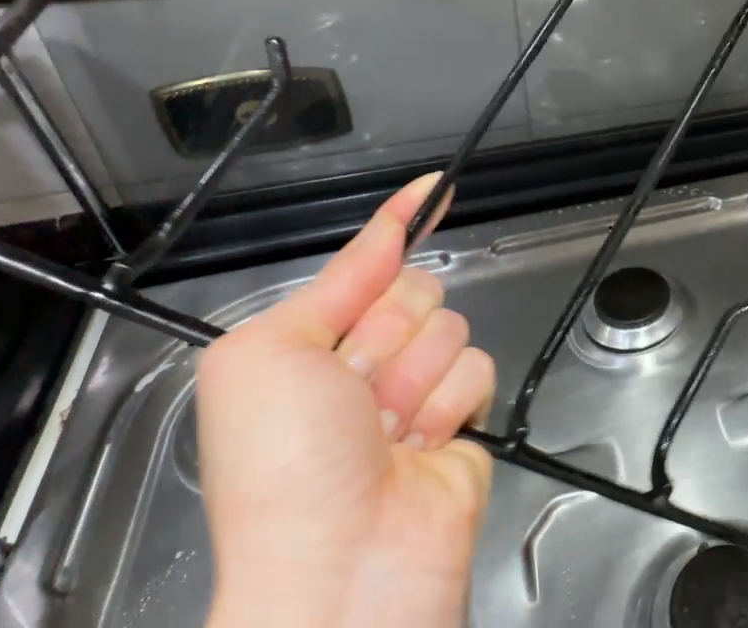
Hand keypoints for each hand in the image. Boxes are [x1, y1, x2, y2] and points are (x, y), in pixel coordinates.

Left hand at [196, 173, 495, 627]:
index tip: (436, 187)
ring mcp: (416, 388)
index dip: (397, 223)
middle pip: (414, 290)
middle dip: (389, 332)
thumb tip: (388, 230)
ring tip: (386, 432)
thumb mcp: (270, 356)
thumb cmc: (283, 464)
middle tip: (357, 389)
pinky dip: (450, 403)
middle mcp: (364, 360)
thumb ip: (335, 283)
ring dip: (415, 379)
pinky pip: (478, 368)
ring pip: (449, 329)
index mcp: (309, 340)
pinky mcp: (463, 414)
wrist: (343, 561)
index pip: (364, 262)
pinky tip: (422, 443)